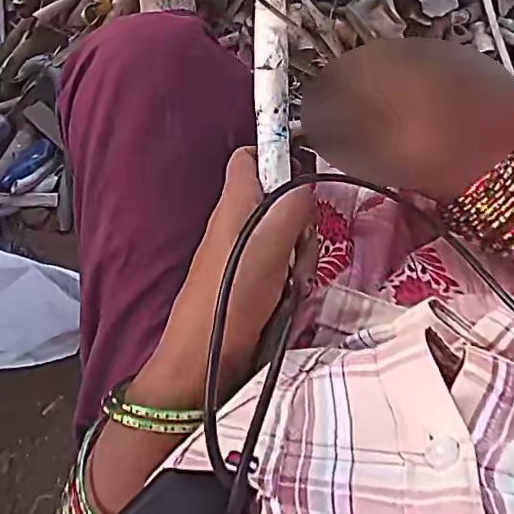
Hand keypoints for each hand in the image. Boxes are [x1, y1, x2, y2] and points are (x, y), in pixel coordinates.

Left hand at [130, 148, 315, 407]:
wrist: (206, 358)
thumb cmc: (232, 294)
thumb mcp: (270, 243)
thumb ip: (292, 206)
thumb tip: (307, 186)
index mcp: (236, 199)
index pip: (252, 154)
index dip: (277, 154)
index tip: (303, 172)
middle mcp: (238, 218)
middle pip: (280, 196)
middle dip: (300, 216)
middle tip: (300, 243)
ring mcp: (244, 249)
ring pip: (287, 232)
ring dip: (299, 251)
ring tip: (292, 277)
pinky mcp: (250, 276)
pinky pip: (283, 262)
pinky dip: (292, 275)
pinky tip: (288, 294)